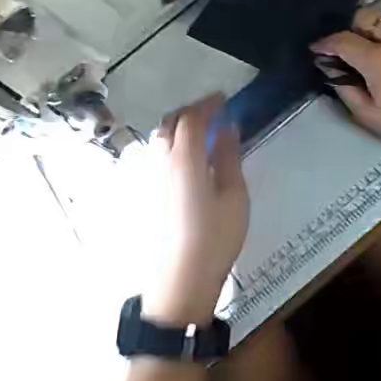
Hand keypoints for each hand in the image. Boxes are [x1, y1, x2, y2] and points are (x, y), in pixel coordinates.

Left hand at [145, 95, 247, 327]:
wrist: (180, 280)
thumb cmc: (215, 239)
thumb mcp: (234, 196)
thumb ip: (229, 157)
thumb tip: (227, 128)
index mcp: (184, 159)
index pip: (192, 118)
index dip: (208, 105)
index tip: (224, 99)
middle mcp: (160, 163)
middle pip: (170, 124)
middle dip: (191, 112)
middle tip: (213, 113)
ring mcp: (148, 179)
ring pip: (158, 139)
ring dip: (178, 127)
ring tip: (201, 133)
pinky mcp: (145, 194)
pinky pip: (156, 156)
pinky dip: (171, 145)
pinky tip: (186, 159)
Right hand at [311, 10, 380, 183]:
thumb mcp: (370, 117)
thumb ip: (345, 89)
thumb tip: (331, 70)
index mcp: (377, 59)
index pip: (342, 39)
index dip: (325, 43)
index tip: (318, 50)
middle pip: (367, 17)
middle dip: (352, 28)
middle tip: (348, 48)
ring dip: (379, 36)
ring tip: (380, 59)